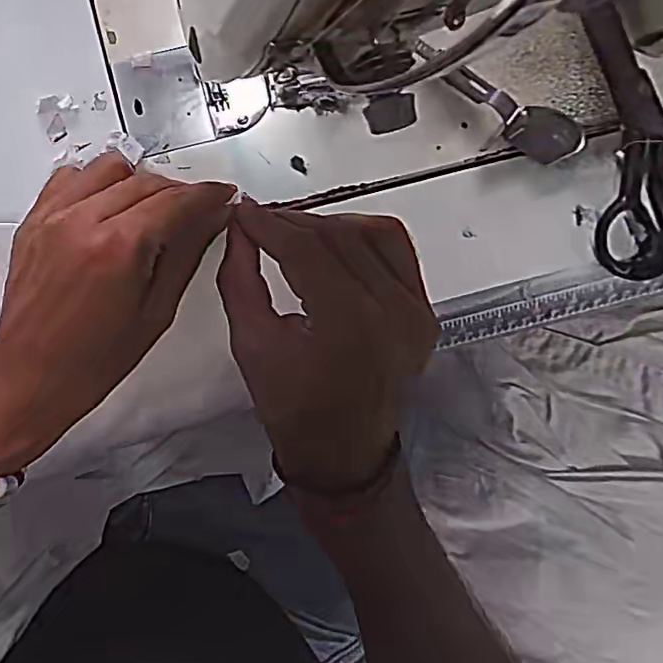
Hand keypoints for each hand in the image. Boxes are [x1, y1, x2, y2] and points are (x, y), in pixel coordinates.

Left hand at [0, 155, 235, 490]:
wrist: (31, 375)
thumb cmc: (86, 361)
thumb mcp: (155, 312)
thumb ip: (186, 255)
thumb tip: (209, 220)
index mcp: (117, 247)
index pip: (176, 199)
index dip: (207, 195)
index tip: (218, 196)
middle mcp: (80, 223)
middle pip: (145, 179)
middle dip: (176, 191)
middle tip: (191, 211)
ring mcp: (52, 218)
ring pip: (107, 167)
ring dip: (135, 181)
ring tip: (147, 209)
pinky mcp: (33, 222)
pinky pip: (68, 177)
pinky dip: (93, 182)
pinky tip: (105, 205)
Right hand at [216, 202, 438, 491]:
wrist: (340, 449)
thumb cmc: (296, 410)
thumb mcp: (250, 341)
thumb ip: (239, 278)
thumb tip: (239, 233)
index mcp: (348, 325)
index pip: (305, 248)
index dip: (268, 224)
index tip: (245, 213)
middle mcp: (392, 313)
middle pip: (336, 235)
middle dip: (290, 222)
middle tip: (260, 222)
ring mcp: (415, 312)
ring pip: (370, 232)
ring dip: (325, 224)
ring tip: (293, 232)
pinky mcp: (423, 311)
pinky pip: (396, 250)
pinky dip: (363, 235)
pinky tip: (336, 240)